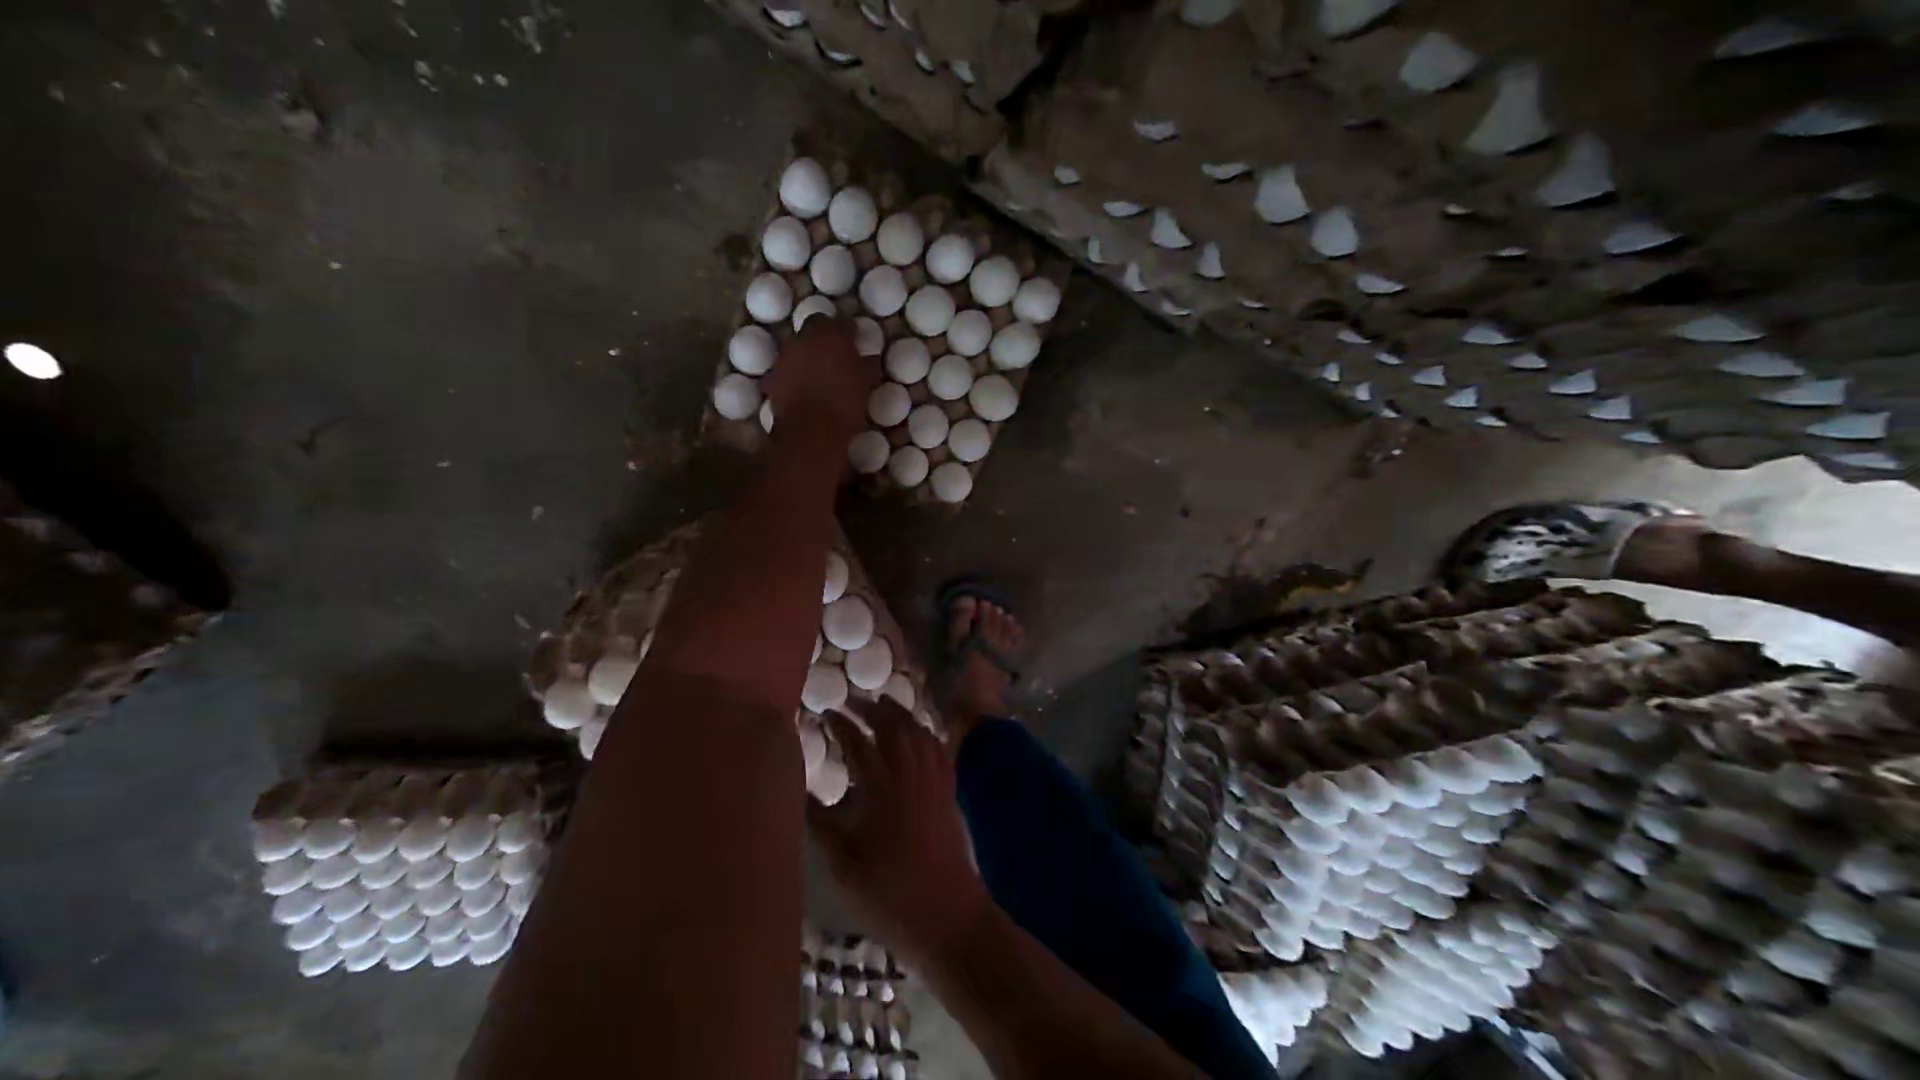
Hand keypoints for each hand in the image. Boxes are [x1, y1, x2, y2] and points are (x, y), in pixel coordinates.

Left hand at [765, 318, 879, 439]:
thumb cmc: (845, 405)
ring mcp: (782, 360)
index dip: (845, 332)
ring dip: (806, 362)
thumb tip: (869, 359)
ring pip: (796, 354)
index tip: (854, 342)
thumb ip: (867, 365)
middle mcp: (801, 340)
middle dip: (822, 344)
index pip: (836, 322)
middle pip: (811, 334)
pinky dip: (794, 381)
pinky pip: (786, 376)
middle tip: (836, 360)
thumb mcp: (866, 384)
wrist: (811, 435)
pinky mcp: (771, 382)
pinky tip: (804, 395)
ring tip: (820, 380)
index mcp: (828, 334)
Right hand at [807, 698, 990, 961]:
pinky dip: (926, 732)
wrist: (949, 917)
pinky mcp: (949, 794)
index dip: (841, 726)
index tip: (824, 714)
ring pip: (920, 734)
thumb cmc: (890, 898)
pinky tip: (919, 731)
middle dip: (871, 709)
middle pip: (894, 729)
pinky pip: (940, 750)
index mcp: (882, 794)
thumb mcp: (844, 868)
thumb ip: (822, 826)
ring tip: (881, 704)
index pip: (859, 745)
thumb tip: (801, 790)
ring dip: (900, 714)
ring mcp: (935, 784)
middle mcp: (912, 779)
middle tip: (850, 701)